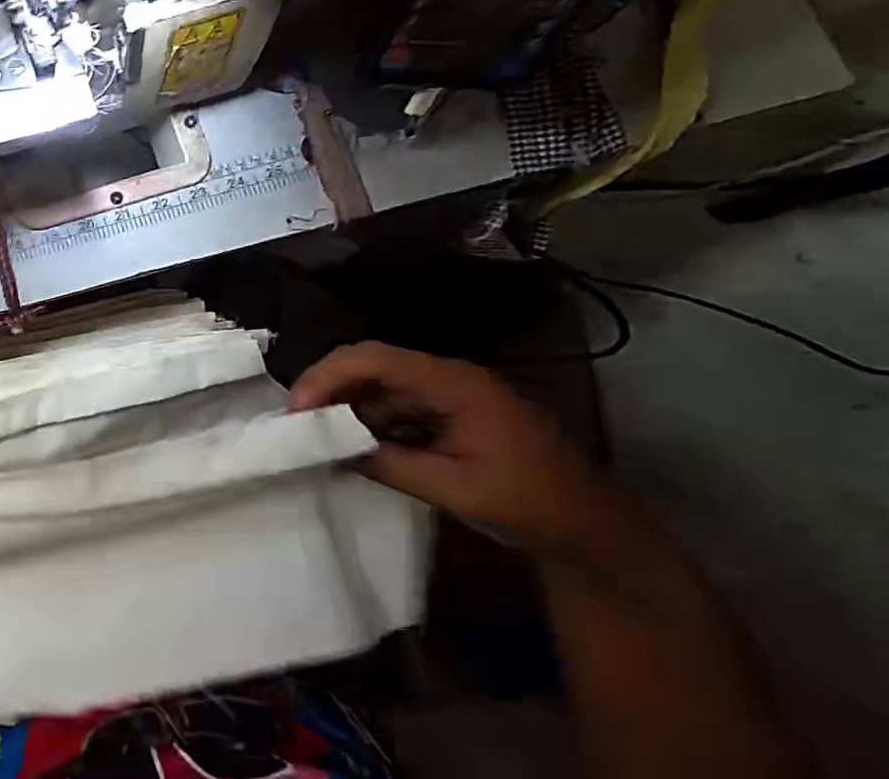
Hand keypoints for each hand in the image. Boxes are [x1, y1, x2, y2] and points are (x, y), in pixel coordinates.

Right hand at [292, 341, 622, 550]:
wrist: (591, 528)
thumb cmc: (531, 503)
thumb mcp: (456, 490)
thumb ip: (392, 465)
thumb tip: (332, 451)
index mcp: (454, 383)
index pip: (375, 359)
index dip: (328, 376)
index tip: (298, 408)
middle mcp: (447, 375)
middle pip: (371, 360)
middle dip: (328, 382)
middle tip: (296, 415)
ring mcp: (448, 391)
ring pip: (378, 379)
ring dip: (344, 399)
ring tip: (314, 428)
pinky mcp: (447, 410)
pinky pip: (393, 400)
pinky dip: (365, 414)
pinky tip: (349, 438)